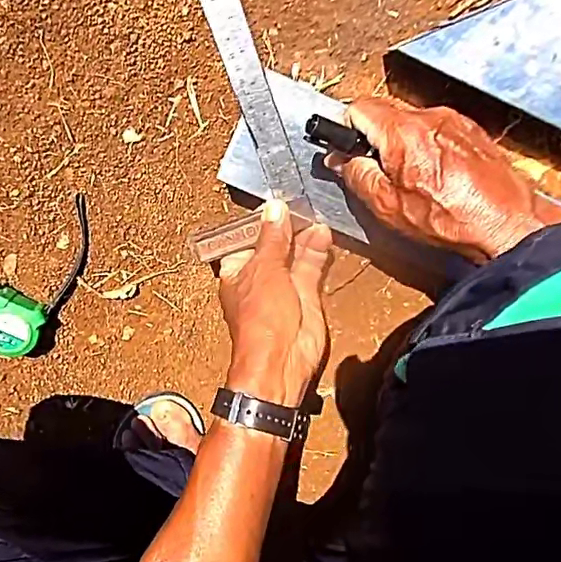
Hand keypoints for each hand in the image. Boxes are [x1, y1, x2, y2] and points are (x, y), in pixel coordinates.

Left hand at [216, 199, 333, 408]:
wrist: (282, 359)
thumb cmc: (261, 320)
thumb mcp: (265, 268)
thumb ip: (273, 238)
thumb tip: (274, 210)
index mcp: (237, 271)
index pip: (248, 238)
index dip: (262, 221)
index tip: (276, 202)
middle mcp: (259, 278)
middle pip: (274, 244)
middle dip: (287, 226)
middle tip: (299, 204)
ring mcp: (284, 287)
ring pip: (295, 254)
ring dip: (305, 236)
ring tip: (314, 216)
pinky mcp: (306, 296)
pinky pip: (312, 268)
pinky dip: (318, 251)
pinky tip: (323, 234)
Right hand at [327, 97, 560, 261]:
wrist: (507, 224)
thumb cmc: (453, 219)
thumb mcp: (388, 205)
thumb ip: (357, 175)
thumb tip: (341, 159)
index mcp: (402, 130)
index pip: (358, 108)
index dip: (347, 130)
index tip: (347, 150)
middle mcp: (429, 116)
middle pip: (386, 115)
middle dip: (376, 140)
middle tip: (380, 174)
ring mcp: (454, 121)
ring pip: (413, 124)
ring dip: (405, 146)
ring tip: (415, 182)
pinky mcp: (472, 131)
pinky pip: (438, 132)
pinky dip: (430, 150)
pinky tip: (438, 179)